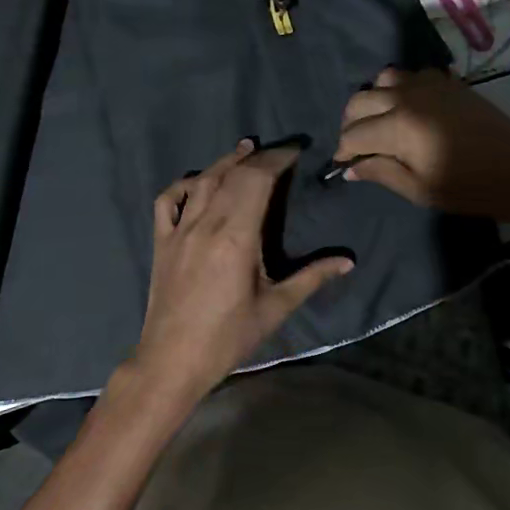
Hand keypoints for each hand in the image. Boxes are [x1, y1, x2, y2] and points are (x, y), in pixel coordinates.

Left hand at [133, 141, 353, 396]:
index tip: (295, 151)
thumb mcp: (276, 308)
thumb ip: (311, 278)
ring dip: (225, 161)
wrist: (172, 361)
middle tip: (279, 151)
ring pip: (201, 181)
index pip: (257, 180)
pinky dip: (183, 184)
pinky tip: (197, 181)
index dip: (276, 159)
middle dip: (257, 157)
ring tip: (245, 148)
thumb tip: (348, 261)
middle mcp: (206, 224)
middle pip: (232, 175)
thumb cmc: (229, 337)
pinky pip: (167, 202)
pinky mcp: (161, 243)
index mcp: (236, 236)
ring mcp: (179, 231)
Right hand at [332, 67, 509, 226]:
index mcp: (397, 126)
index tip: (343, 164)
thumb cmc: (469, 187)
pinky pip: (410, 75)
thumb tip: (350, 167)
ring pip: (382, 81)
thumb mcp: (419, 189)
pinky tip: (408, 109)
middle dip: (350, 124)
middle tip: (356, 147)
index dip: (343, 151)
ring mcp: (428, 83)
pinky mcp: (446, 80)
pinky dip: (399, 89)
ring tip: (379, 124)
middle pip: (359, 101)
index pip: (352, 134)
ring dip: (372, 101)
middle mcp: (406, 97)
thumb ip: (380, 172)